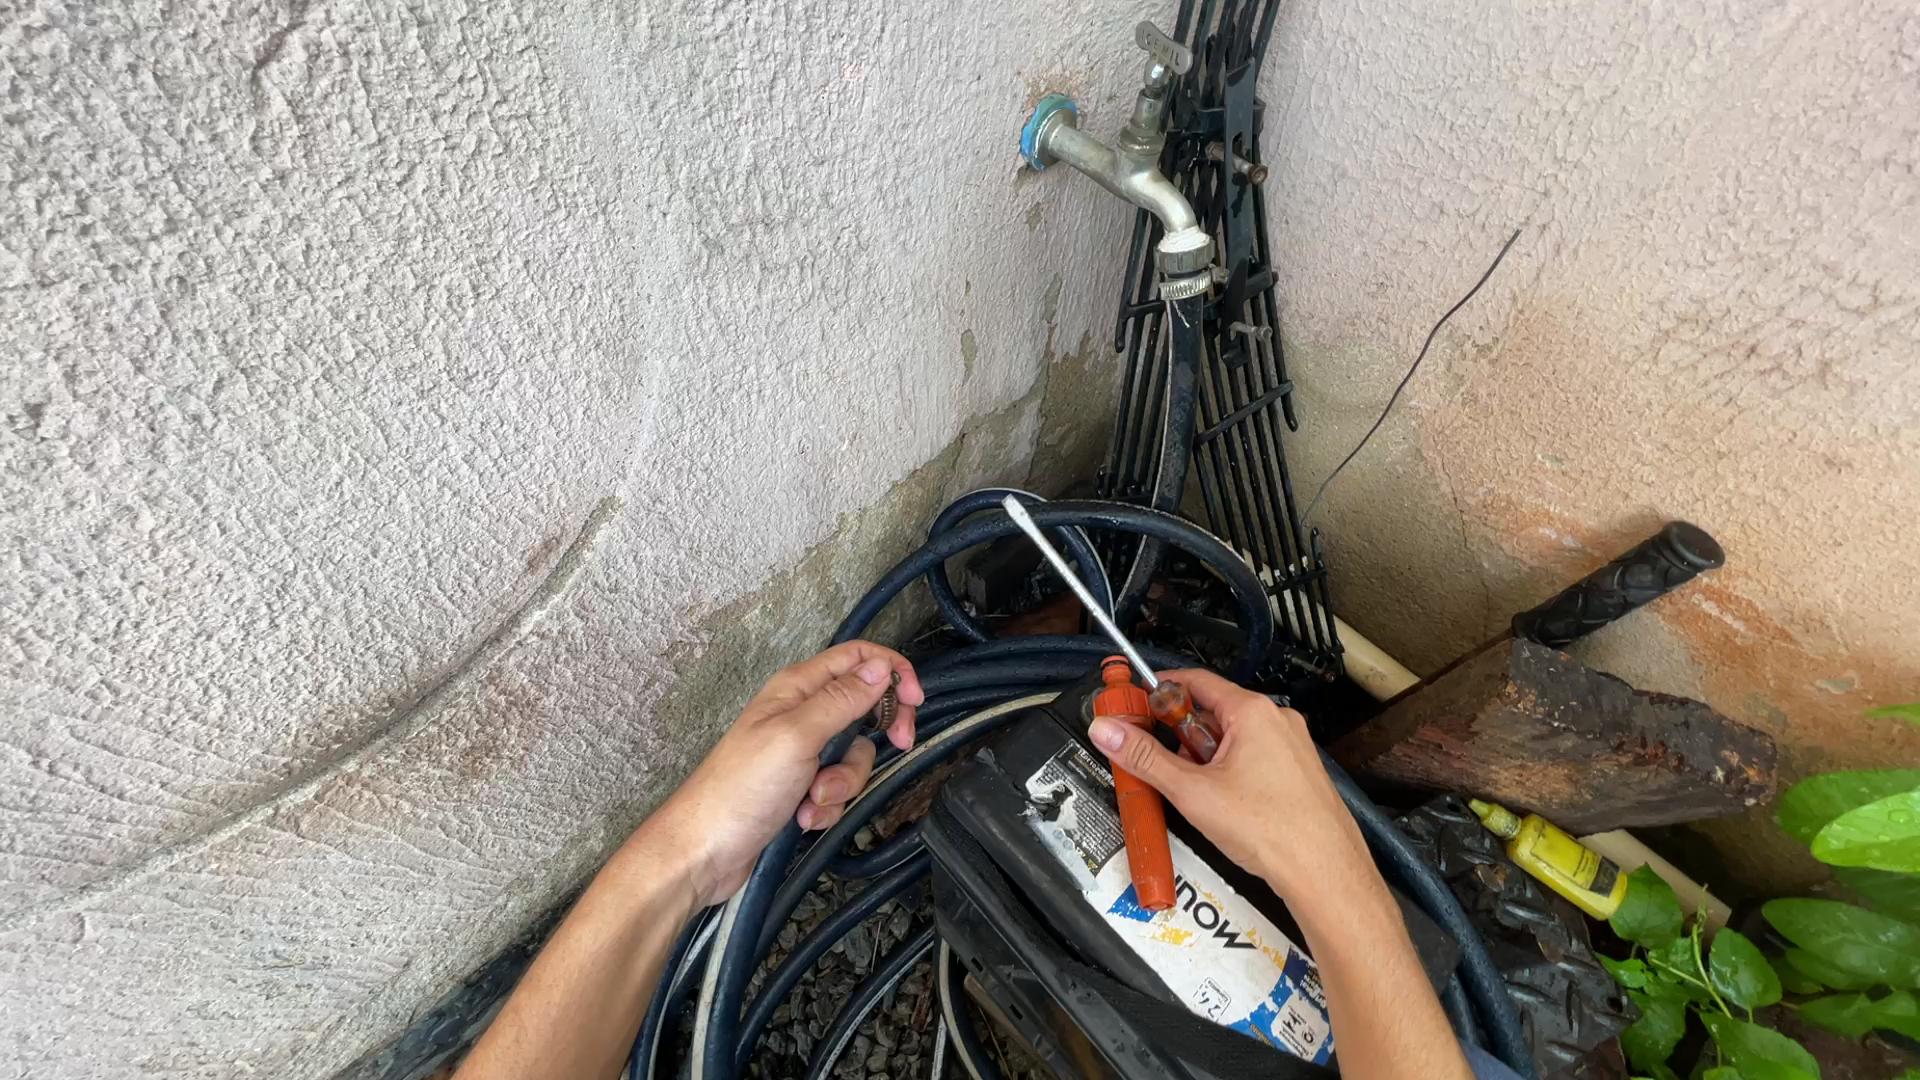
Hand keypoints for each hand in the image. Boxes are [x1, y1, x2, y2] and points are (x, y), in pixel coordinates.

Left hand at [636, 641, 924, 907]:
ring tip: (813, 799)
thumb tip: (881, 666)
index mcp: (799, 687)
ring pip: (856, 754)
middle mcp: (804, 712)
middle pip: (866, 706)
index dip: (892, 671)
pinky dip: (828, 805)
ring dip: (844, 781)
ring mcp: (804, 750)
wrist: (704, 853)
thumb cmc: (741, 789)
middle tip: (899, 744)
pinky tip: (802, 818)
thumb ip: (843, 699)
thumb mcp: (798, 736)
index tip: (915, 699)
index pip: (858, 658)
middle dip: (881, 732)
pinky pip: (839, 786)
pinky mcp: (803, 785)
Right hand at [1085, 669, 1372, 916]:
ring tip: (1195, 793)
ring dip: (1204, 758)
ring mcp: (1291, 747)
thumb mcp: (1192, 791)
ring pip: (1230, 738)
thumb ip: (1144, 757)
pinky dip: (1228, 772)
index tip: (1136, 702)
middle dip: (1181, 736)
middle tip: (1160, 761)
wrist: (1327, 879)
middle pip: (1211, 712)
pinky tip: (1222, 804)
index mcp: (1252, 712)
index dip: (1160, 689)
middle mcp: (1276, 721)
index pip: (1195, 681)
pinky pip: (1252, 758)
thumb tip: (1108, 731)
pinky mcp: (1298, 774)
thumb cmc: (1272, 831)